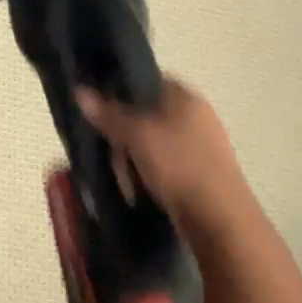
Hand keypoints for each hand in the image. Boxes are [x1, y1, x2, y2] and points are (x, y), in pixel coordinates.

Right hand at [75, 77, 251, 227]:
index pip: (145, 79)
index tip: (98, 105)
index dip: (119, 89)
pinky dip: (151, 173)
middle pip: (147, 113)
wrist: (221, 223)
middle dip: (125, 130)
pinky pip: (167, 165)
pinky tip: (140, 187)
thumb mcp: (135, 134)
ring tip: (123, 174)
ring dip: (136, 155)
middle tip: (109, 146)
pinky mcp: (204, 175)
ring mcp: (204, 147)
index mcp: (186, 96)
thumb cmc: (179, 166)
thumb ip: (107, 112)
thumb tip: (80, 91)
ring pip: (154, 142)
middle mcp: (198, 116)